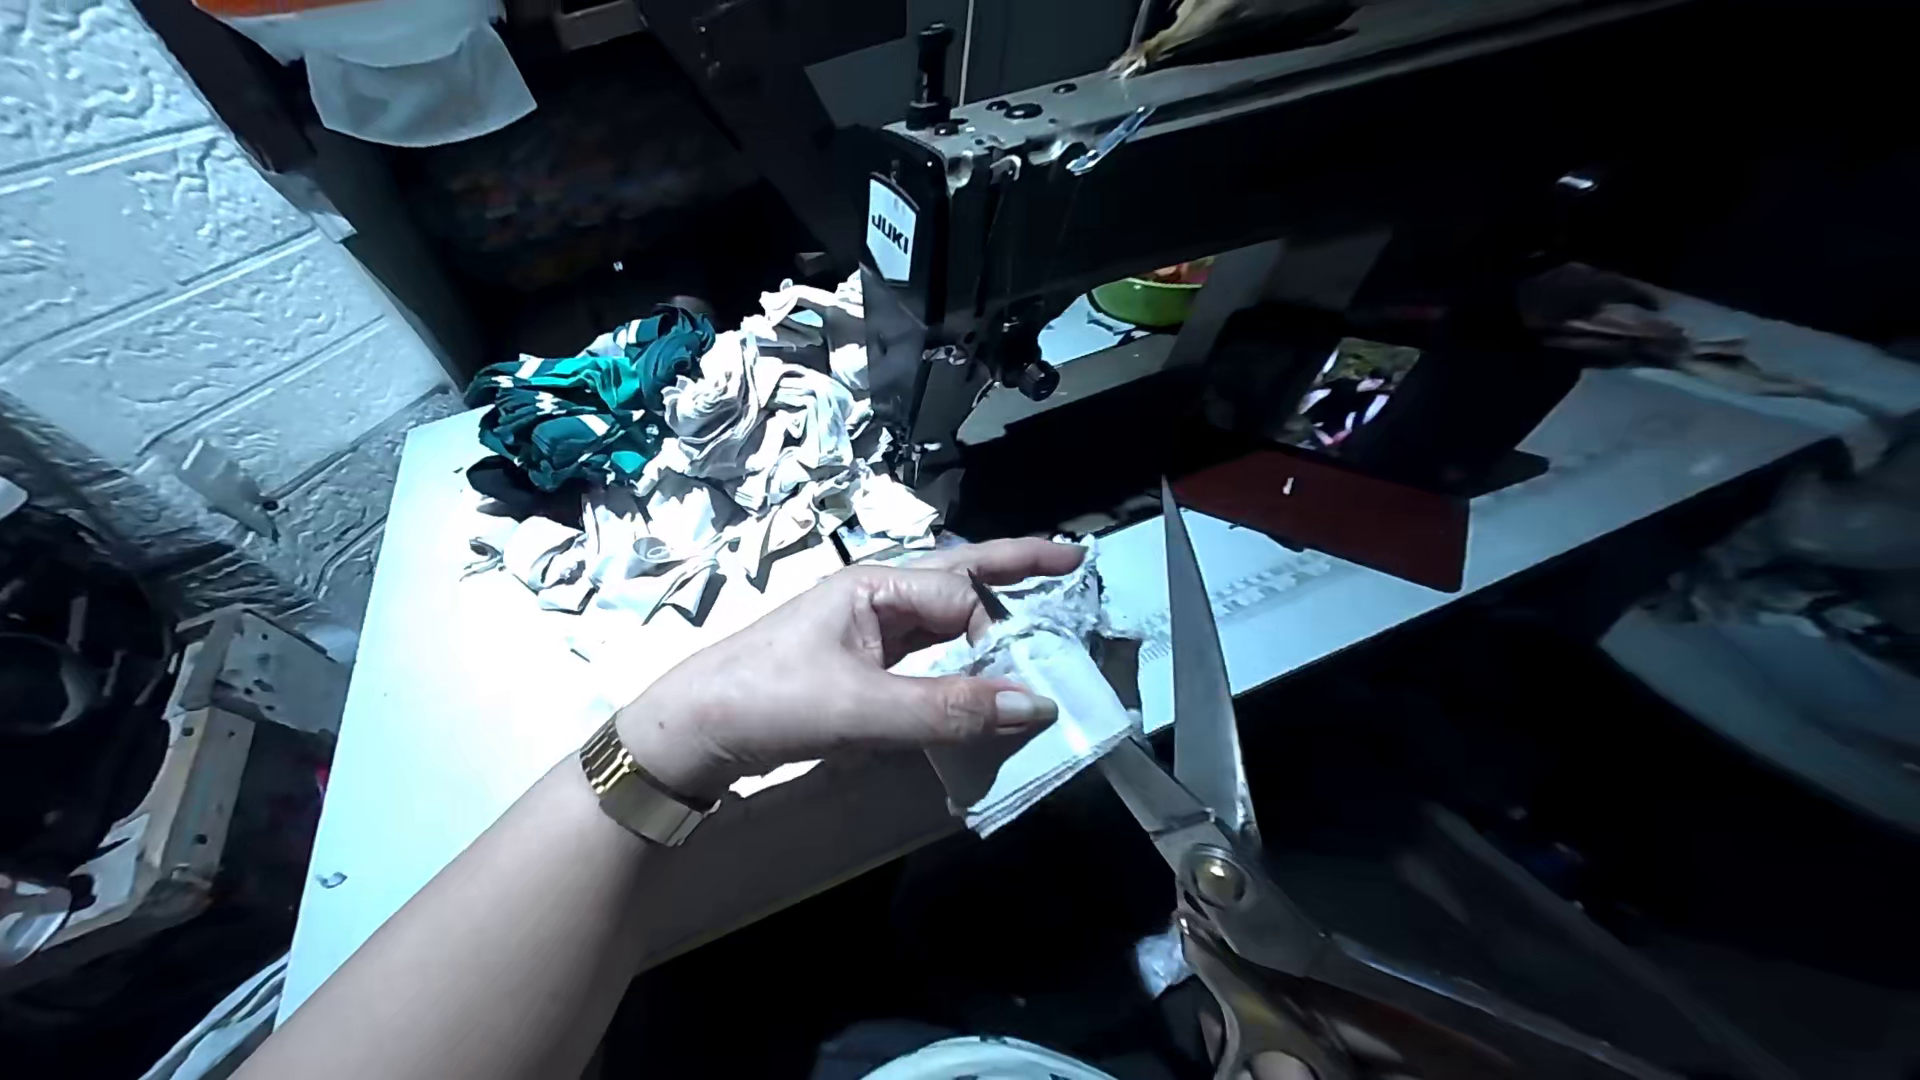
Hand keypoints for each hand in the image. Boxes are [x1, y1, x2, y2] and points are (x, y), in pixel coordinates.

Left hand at [615, 538, 1085, 799]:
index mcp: (877, 584)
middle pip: (962, 575)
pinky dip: (966, 655)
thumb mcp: (861, 707)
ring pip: (950, 613)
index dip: (995, 634)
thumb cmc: (771, 700)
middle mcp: (882, 595)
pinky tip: (987, 661)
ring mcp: (876, 628)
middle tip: (1072, 558)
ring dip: (995, 610)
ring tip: (1043, 603)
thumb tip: (1034, 706)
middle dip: (1017, 565)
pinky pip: (932, 651)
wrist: (697, 731)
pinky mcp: (871, 662)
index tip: (1020, 678)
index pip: (960, 597)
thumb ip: (947, 708)